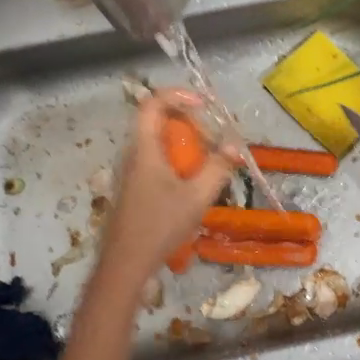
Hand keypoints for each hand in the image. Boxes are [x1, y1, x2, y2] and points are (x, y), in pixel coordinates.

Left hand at [93, 89, 237, 288]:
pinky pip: (156, 160)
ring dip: (185, 144)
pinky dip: (177, 161)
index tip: (204, 105)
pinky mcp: (134, 188)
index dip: (178, 95)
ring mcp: (131, 171)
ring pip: (158, 142)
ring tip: (209, 162)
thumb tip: (235, 147)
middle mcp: (133, 154)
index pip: (153, 103)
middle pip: (158, 121)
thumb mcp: (196, 198)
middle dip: (189, 123)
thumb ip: (217, 169)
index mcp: (144, 149)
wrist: (125, 264)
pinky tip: (193, 184)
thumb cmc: (159, 227)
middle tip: (214, 141)